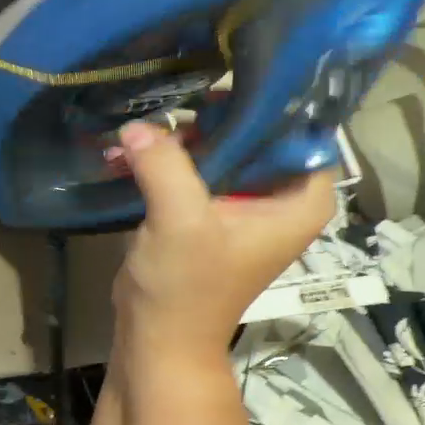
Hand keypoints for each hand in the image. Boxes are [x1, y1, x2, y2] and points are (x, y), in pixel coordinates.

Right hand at [113, 122, 335, 358]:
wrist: (157, 333)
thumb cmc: (186, 284)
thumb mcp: (179, 221)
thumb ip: (163, 168)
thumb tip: (135, 126)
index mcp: (299, 199)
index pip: (292, 134)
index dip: (255, 110)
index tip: (207, 91)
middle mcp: (276, 199)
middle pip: (248, 141)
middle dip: (202, 125)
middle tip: (160, 110)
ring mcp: (237, 208)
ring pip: (212, 156)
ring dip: (172, 145)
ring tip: (132, 133)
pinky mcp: (201, 216)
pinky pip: (187, 175)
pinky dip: (159, 164)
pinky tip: (126, 154)